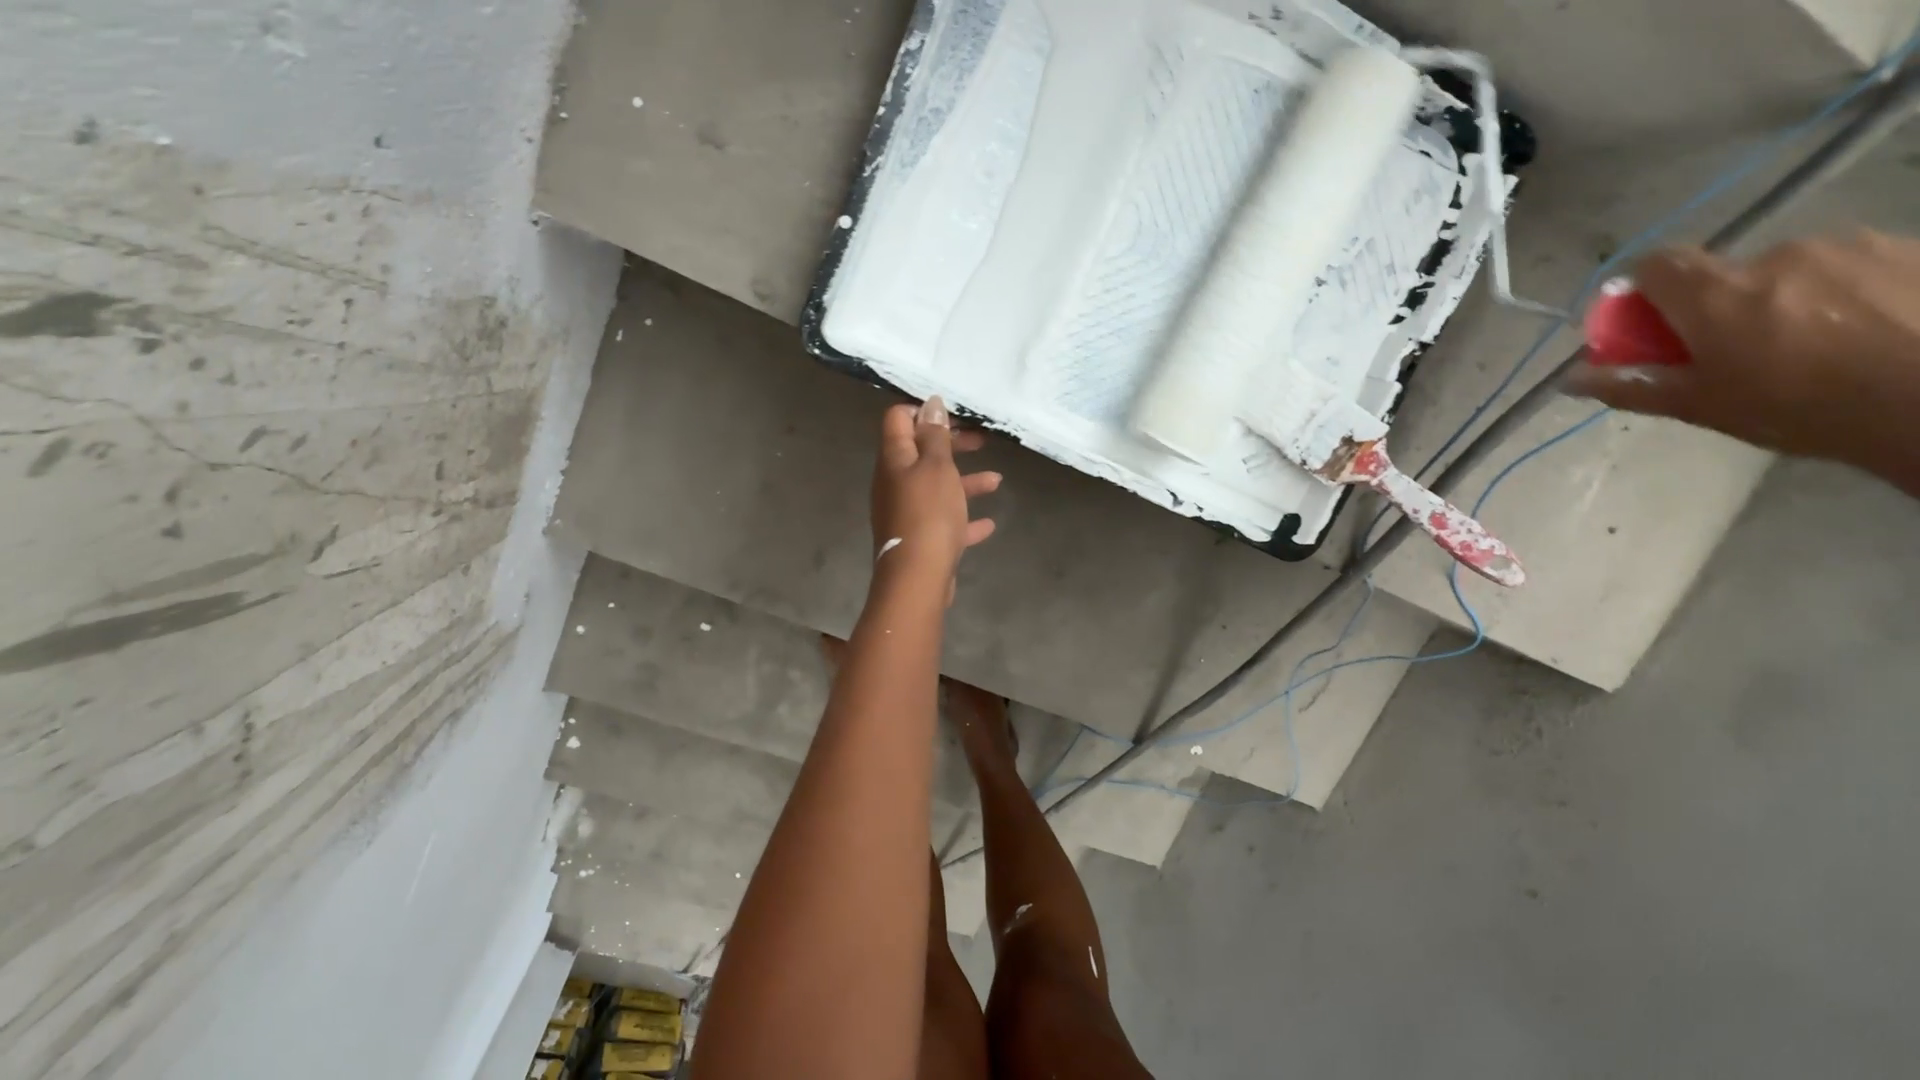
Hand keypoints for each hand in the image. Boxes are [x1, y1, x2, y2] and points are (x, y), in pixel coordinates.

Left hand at [870, 397, 999, 583]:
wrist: (917, 577)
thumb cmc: (928, 513)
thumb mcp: (937, 466)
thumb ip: (935, 435)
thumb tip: (930, 403)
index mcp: (894, 459)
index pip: (898, 419)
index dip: (923, 411)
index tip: (954, 414)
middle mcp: (895, 481)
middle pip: (921, 452)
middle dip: (952, 444)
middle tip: (982, 439)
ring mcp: (906, 511)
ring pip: (937, 487)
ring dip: (965, 481)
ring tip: (996, 481)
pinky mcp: (920, 538)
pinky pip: (944, 521)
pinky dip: (964, 518)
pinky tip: (988, 523)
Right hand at [1567, 231, 1919, 492]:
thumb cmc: (1804, 409)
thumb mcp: (1705, 408)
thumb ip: (1634, 386)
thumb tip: (1570, 378)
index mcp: (1715, 294)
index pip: (1656, 263)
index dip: (1644, 290)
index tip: (1650, 327)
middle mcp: (1775, 256)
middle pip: (1728, 274)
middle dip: (1725, 307)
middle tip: (1743, 355)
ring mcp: (1847, 247)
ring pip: (1795, 271)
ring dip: (1791, 300)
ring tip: (1820, 349)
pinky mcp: (1905, 248)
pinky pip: (1853, 267)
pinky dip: (1847, 294)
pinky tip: (1869, 334)